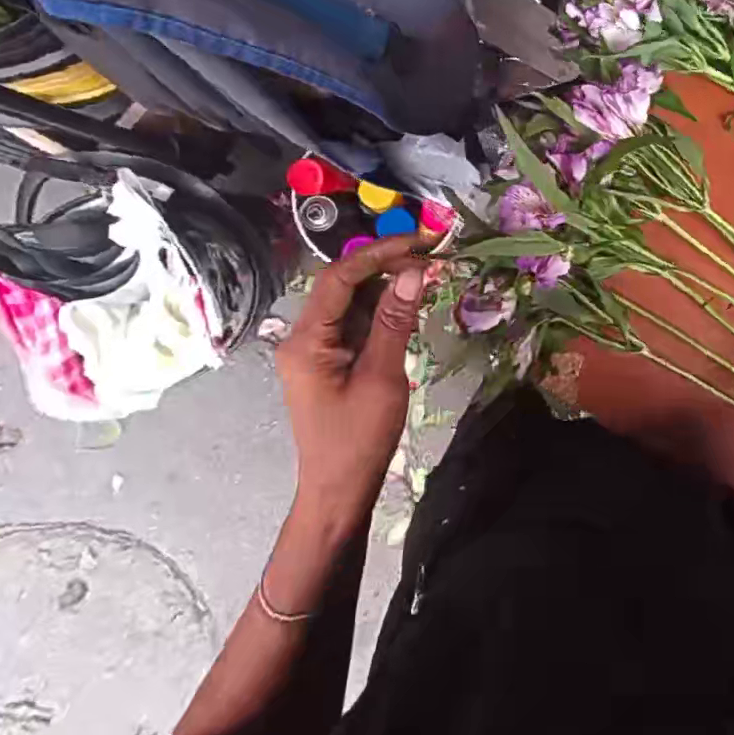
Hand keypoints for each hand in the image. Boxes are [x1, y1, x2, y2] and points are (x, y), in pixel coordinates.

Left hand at [273, 235, 427, 534]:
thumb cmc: (358, 440)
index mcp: (305, 340)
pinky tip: (409, 306)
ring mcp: (316, 348)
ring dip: (386, 287)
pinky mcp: (330, 359)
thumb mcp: (381, 377)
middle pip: (343, 285)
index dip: (378, 253)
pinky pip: (356, 322)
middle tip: (429, 258)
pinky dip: (382, 311)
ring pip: (351, 302)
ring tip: (426, 275)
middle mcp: (304, 337)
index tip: (417, 242)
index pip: (338, 278)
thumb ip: (394, 321)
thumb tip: (414, 272)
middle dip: (385, 267)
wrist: (339, 492)